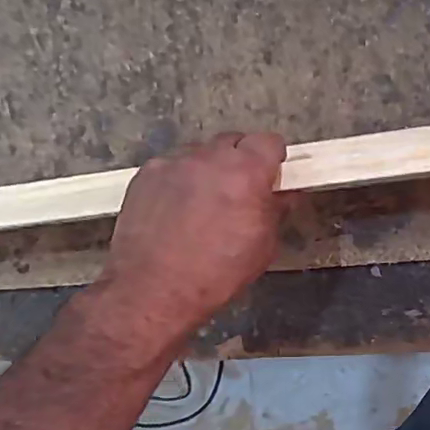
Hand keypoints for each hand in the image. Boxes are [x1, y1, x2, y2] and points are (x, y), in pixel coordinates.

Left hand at [93, 132, 288, 328]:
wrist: (156, 289)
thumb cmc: (219, 271)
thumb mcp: (263, 245)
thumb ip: (276, 210)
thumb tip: (284, 195)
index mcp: (246, 172)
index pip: (269, 141)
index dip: (274, 157)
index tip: (273, 173)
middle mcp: (210, 158)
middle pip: (234, 141)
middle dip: (242, 159)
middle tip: (242, 190)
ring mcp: (174, 163)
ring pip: (202, 153)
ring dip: (210, 169)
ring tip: (206, 203)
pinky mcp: (146, 174)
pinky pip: (173, 166)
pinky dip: (181, 180)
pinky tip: (178, 210)